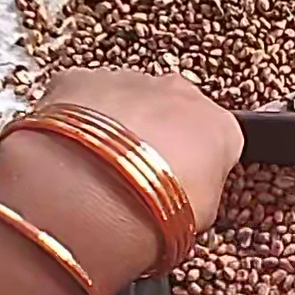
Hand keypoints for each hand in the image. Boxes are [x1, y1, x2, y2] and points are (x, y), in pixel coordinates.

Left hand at [28, 69, 241, 232]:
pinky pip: (84, 94)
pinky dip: (80, 118)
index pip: (219, 142)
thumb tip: (190, 200)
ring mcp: (132, 80)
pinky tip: (73, 151)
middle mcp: (182, 93)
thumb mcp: (203, 217)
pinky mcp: (84, 77)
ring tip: (104, 172)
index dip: (202, 168)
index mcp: (221, 127)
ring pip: (130, 101)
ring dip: (121, 128)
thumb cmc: (159, 204)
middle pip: (176, 113)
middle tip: (143, 179)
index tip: (186, 188)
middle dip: (162, 139)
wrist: (99, 187)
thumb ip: (202, 196)